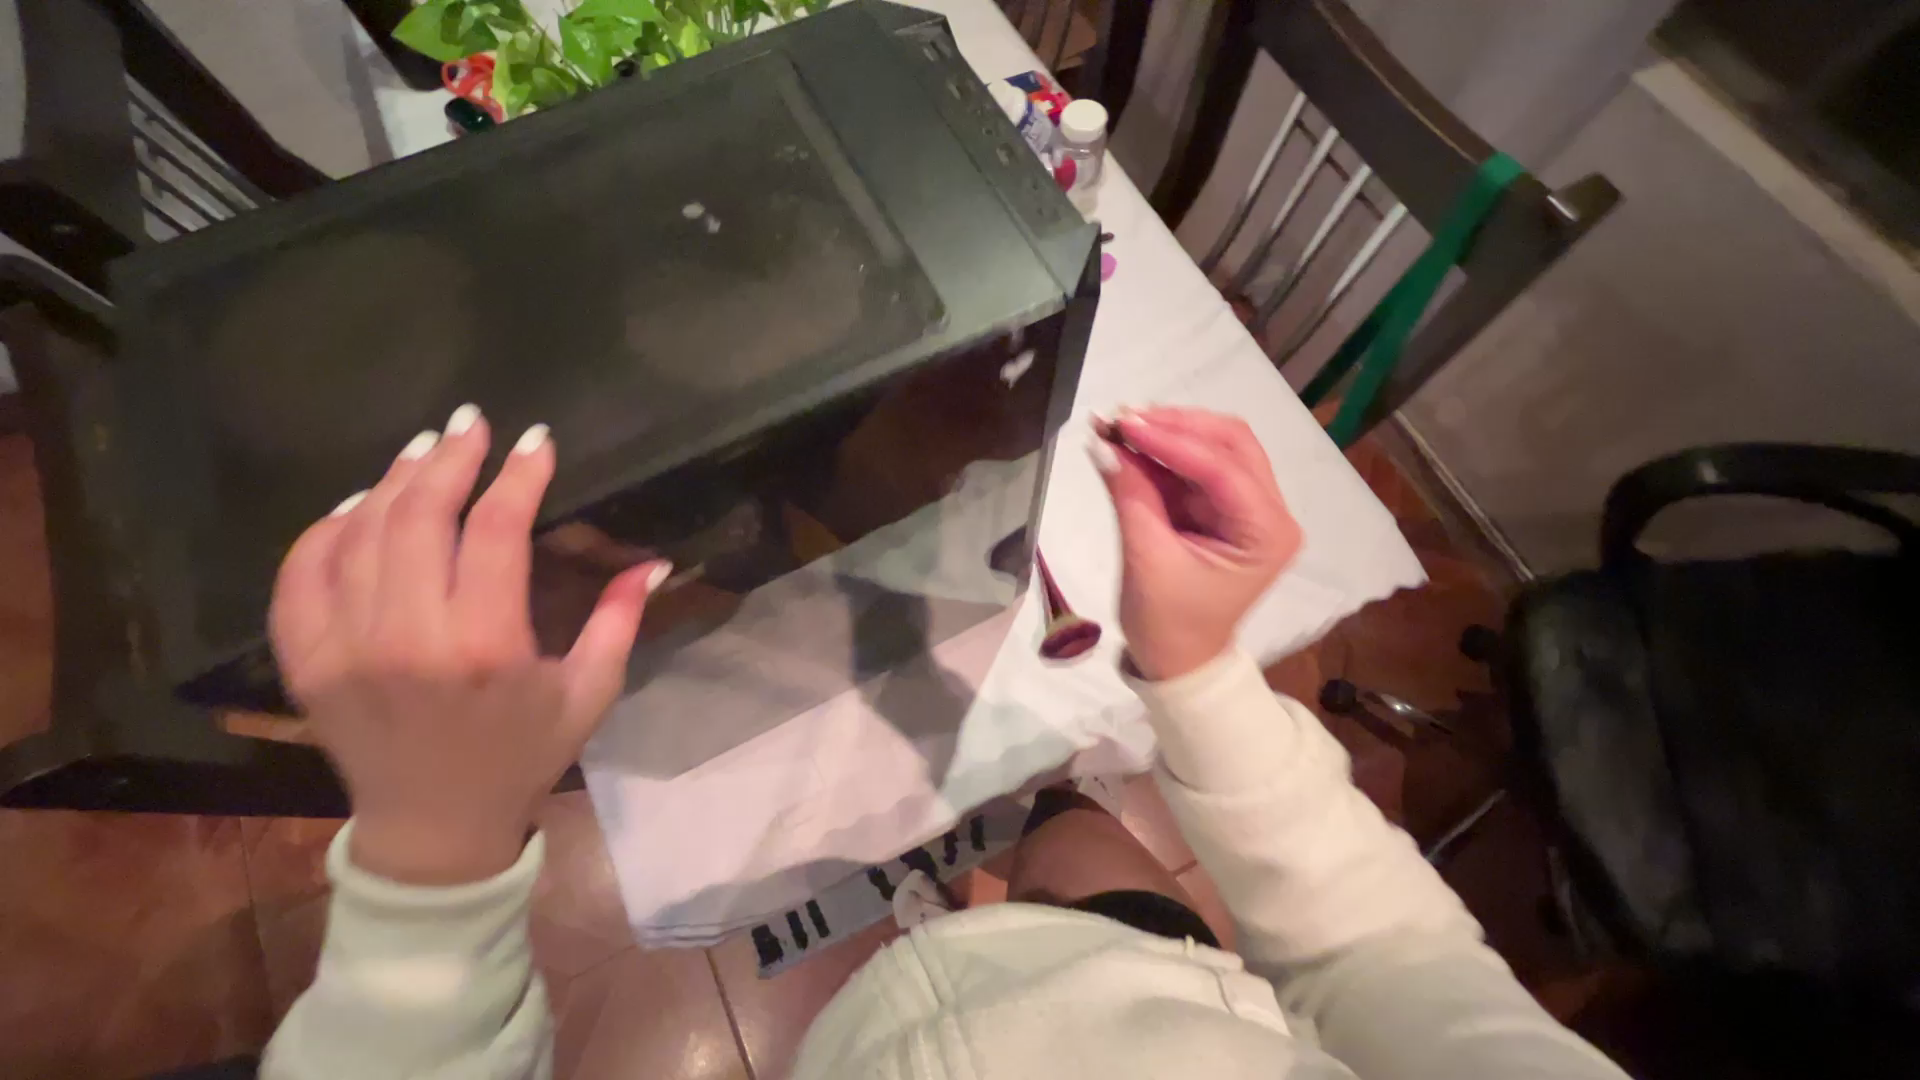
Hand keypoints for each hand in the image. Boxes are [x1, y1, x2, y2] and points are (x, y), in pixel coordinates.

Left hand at [270, 407, 667, 884]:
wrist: (434, 826)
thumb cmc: (526, 754)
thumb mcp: (591, 690)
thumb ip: (621, 620)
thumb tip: (655, 562)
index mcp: (487, 646)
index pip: (497, 531)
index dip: (519, 476)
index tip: (538, 440)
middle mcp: (409, 638)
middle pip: (419, 517)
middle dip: (451, 459)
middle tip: (475, 423)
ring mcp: (346, 649)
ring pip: (359, 535)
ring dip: (393, 481)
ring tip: (426, 448)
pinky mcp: (307, 663)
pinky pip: (300, 577)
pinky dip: (323, 531)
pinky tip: (356, 504)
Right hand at [1089, 407, 1300, 680]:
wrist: (1176, 662)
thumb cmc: (1167, 624)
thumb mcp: (1146, 559)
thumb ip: (1130, 495)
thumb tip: (1104, 443)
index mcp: (1266, 533)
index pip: (1222, 468)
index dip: (1171, 440)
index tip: (1123, 423)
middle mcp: (1268, 512)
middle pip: (1229, 444)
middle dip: (1175, 426)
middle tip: (1122, 419)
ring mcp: (1246, 508)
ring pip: (1214, 448)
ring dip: (1167, 433)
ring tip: (1118, 426)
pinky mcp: (1220, 509)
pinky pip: (1194, 467)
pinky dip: (1162, 453)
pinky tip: (1128, 443)